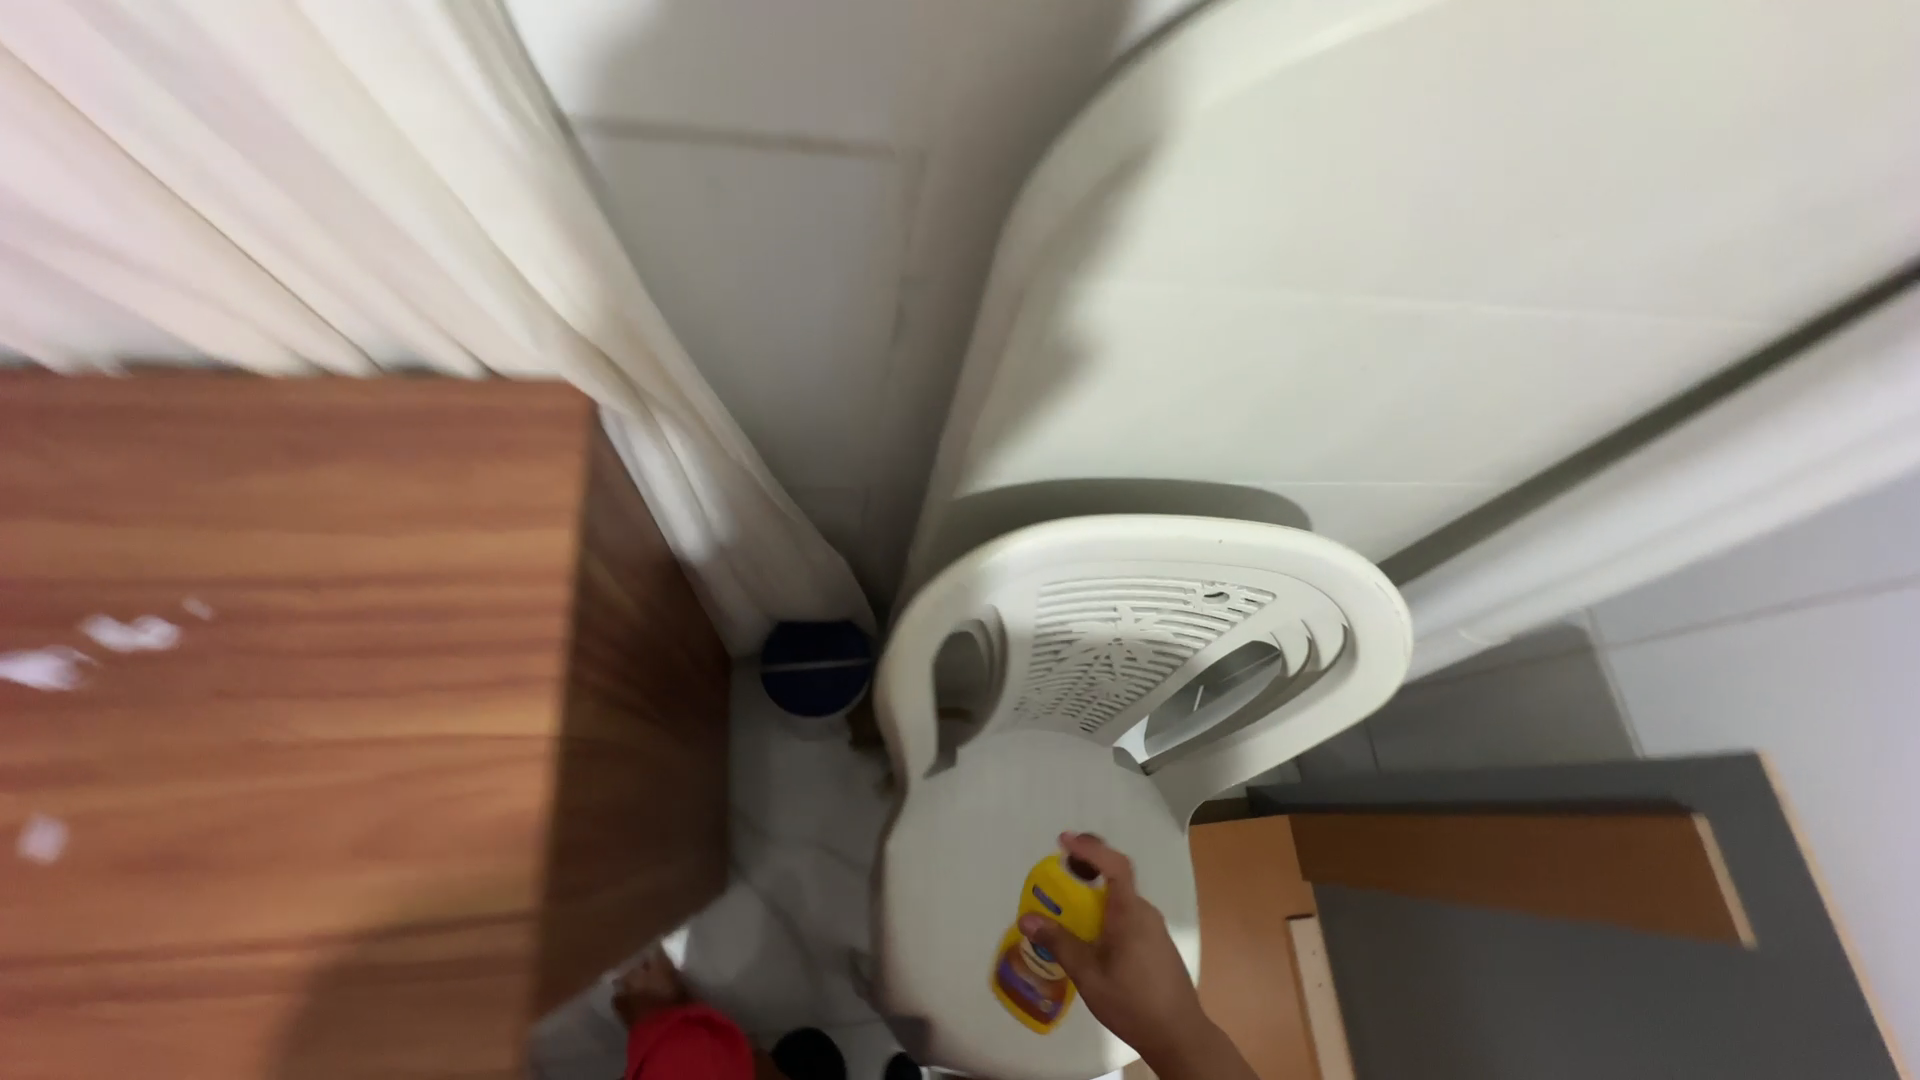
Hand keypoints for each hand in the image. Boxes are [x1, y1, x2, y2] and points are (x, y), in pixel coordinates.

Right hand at [1017, 832, 1207, 1062]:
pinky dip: (1105, 916)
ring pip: (1120, 901)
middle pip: (1115, 879)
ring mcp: (1154, 929)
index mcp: (1130, 912)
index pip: (1114, 865)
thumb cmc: (1132, 1002)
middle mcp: (1145, 913)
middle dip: (1086, 871)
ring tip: (1067, 912)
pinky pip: (1127, 918)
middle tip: (1057, 877)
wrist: (1180, 1036)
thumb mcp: (1088, 974)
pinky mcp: (1156, 945)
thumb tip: (1027, 919)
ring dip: (1094, 898)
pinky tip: (1091, 941)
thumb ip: (1059, 943)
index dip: (1090, 848)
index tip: (1064, 840)